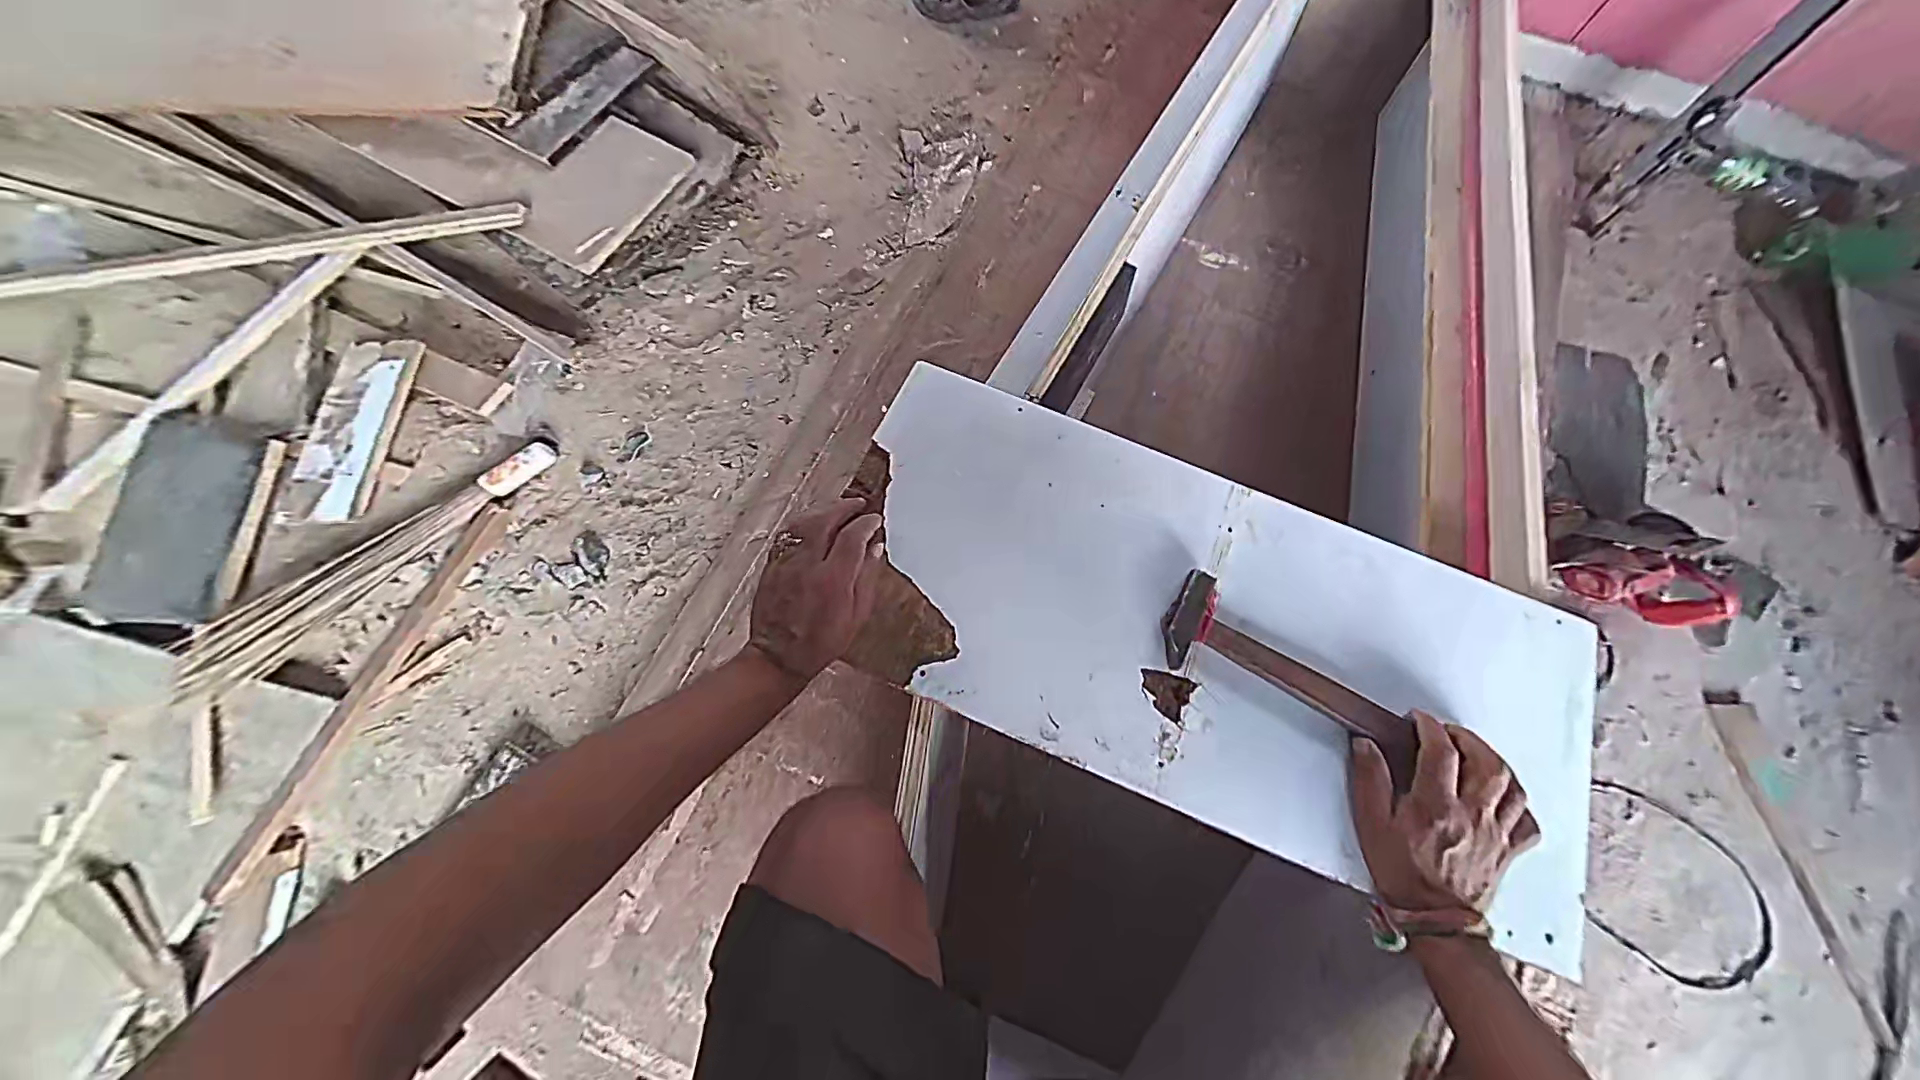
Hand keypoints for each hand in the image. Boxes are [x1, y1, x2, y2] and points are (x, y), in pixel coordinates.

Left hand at [747, 498, 885, 682]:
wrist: (779, 656)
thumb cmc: (821, 642)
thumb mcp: (856, 615)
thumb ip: (866, 578)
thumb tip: (874, 549)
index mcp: (832, 580)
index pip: (852, 537)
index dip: (867, 524)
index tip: (875, 521)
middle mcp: (807, 566)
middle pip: (826, 520)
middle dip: (845, 508)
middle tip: (859, 506)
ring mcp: (786, 563)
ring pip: (804, 522)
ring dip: (824, 511)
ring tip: (839, 511)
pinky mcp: (772, 565)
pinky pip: (789, 534)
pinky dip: (805, 523)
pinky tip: (815, 524)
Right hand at [1349, 711, 1540, 913]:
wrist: (1433, 918)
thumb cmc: (1401, 873)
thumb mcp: (1370, 822)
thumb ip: (1369, 779)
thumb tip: (1366, 746)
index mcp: (1435, 807)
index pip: (1441, 752)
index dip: (1429, 727)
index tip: (1418, 720)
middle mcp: (1472, 816)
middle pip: (1487, 762)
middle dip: (1467, 738)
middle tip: (1447, 732)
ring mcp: (1495, 833)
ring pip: (1512, 786)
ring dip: (1494, 761)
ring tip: (1474, 753)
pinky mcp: (1508, 850)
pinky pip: (1527, 820)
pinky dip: (1517, 800)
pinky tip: (1500, 795)